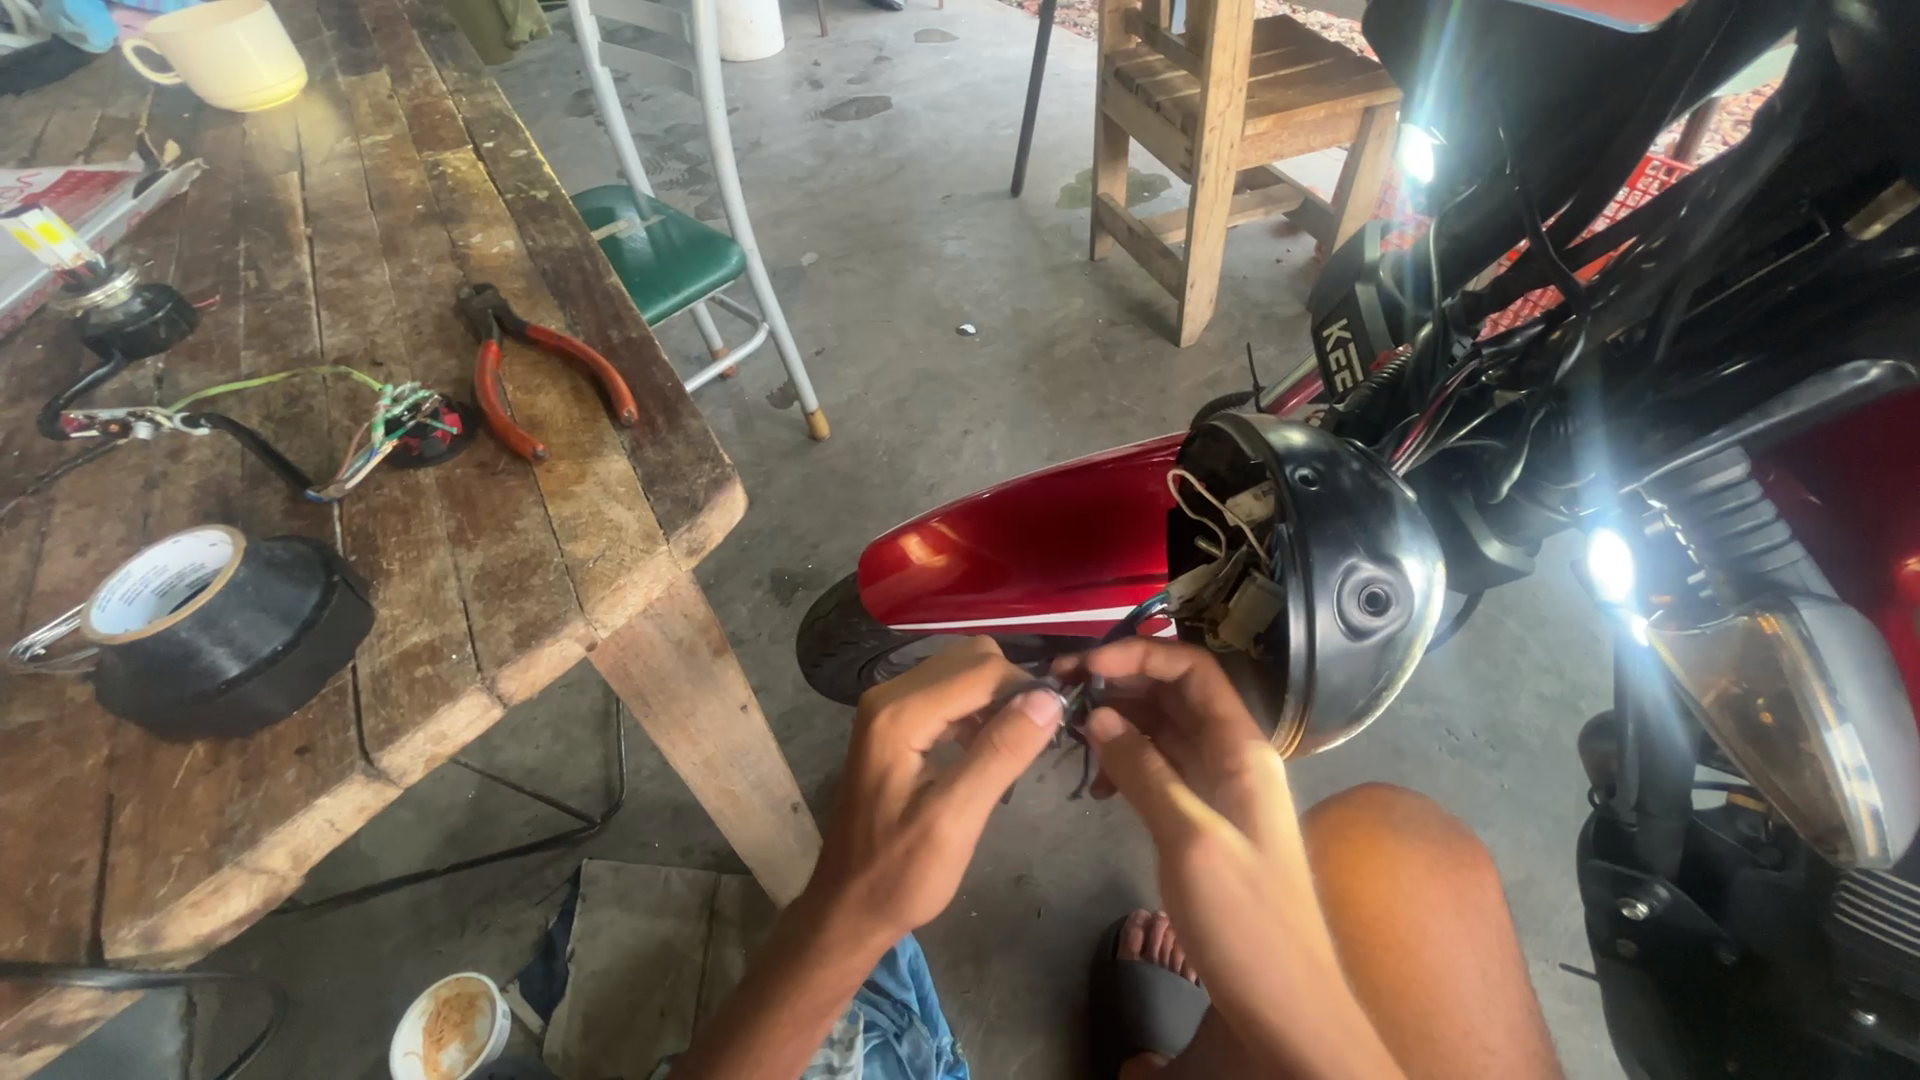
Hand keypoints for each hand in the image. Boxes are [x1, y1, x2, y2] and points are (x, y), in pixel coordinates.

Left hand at [803, 637, 1062, 945]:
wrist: (849, 904)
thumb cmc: (901, 873)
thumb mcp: (956, 819)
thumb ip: (1000, 753)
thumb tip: (1049, 698)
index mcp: (899, 714)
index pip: (981, 670)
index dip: (1027, 689)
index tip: (1059, 725)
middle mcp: (888, 694)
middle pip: (971, 659)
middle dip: (1012, 688)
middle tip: (1038, 735)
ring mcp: (887, 704)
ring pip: (961, 669)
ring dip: (997, 696)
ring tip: (1019, 742)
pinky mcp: (893, 719)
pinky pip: (947, 690)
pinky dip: (977, 706)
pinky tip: (989, 745)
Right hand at [1060, 639, 1403, 1078]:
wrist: (1286, 1006)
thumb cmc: (1245, 920)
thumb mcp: (1188, 838)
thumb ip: (1142, 768)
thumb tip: (1095, 714)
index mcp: (1241, 747)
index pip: (1192, 669)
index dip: (1138, 655)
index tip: (1085, 667)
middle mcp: (1230, 754)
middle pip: (1172, 693)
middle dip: (1118, 683)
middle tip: (1060, 691)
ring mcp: (1215, 785)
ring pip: (1160, 728)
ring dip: (1116, 722)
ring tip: (1070, 732)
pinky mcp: (1200, 814)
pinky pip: (1158, 766)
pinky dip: (1124, 762)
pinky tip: (1097, 785)